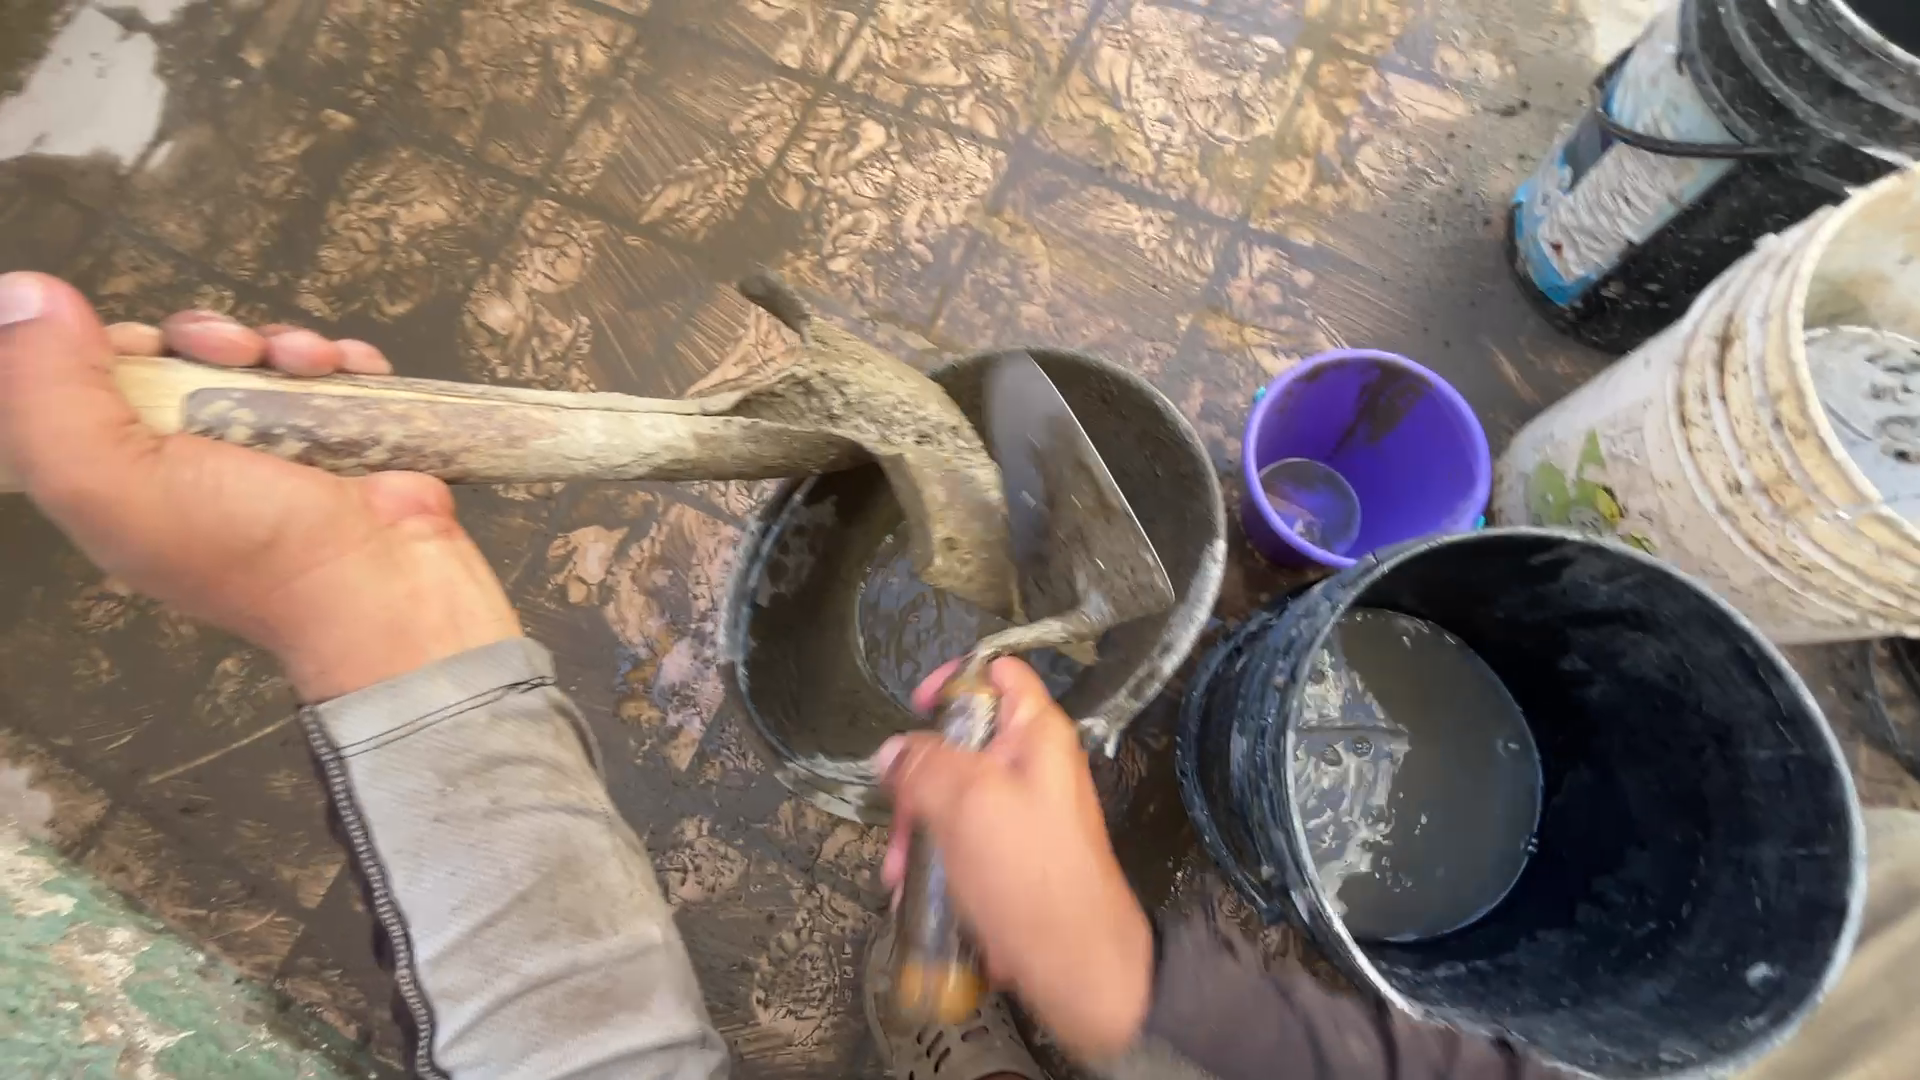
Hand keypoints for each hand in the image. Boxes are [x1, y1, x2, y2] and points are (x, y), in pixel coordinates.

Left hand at [0, 272, 522, 699]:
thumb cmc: (248, 546)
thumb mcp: (109, 480)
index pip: (97, 379)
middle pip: (188, 356)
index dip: (116, 344)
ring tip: (316, 365)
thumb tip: (29, 291)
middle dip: (212, 335)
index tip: (155, 349)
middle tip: (241, 353)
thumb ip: (46, 389)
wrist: (380, 578)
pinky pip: (347, 375)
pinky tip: (354, 369)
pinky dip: (352, 360)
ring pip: (272, 358)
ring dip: (291, 344)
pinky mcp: (361, 438)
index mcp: (130, 470)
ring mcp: (293, 445)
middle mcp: (208, 454)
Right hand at [877, 658, 1153, 1062]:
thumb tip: (891, 750)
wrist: (1080, 968)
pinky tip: (914, 888)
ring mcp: (1022, 809)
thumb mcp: (967, 804)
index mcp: (1036, 733)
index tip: (917, 706)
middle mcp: (1032, 764)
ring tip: (900, 871)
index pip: (998, 671)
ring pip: (954, 793)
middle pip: (963, 740)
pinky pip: (963, 835)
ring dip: (919, 826)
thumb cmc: (1030, 873)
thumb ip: (924, 765)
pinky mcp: (1012, 852)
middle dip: (920, 777)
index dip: (955, 678)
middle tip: (899, 813)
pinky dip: (937, 854)